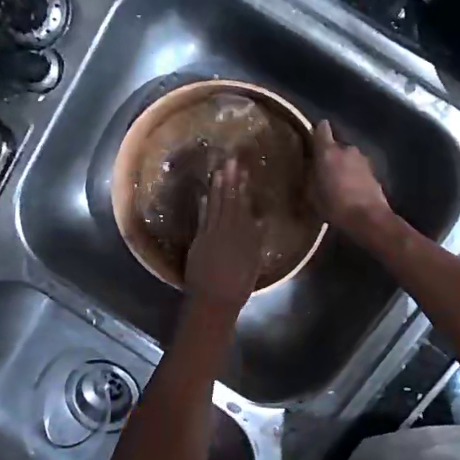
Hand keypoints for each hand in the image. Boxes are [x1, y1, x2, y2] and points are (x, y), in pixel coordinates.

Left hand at [182, 158, 265, 310]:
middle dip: (230, 180)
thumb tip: (261, 218)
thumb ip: (256, 238)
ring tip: (218, 171)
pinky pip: (203, 219)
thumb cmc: (239, 284)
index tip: (243, 170)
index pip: (243, 205)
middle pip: (229, 201)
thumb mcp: (254, 261)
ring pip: (216, 206)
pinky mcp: (199, 241)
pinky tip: (204, 195)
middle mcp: (228, 230)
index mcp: (244, 234)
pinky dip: (203, 206)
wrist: (216, 299)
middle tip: (230, 160)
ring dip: (217, 188)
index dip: (242, 186)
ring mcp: (212, 234)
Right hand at [311, 120, 393, 240]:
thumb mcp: (312, 195)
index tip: (313, 138)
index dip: (318, 132)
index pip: (322, 129)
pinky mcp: (374, 172)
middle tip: (324, 170)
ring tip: (338, 182)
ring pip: (349, 158)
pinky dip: (354, 176)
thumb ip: (310, 177)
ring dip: (344, 166)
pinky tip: (351, 190)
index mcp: (328, 151)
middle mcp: (347, 149)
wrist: (369, 217)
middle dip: (330, 155)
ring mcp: (363, 160)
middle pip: (336, 146)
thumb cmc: (335, 205)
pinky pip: (359, 170)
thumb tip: (310, 169)